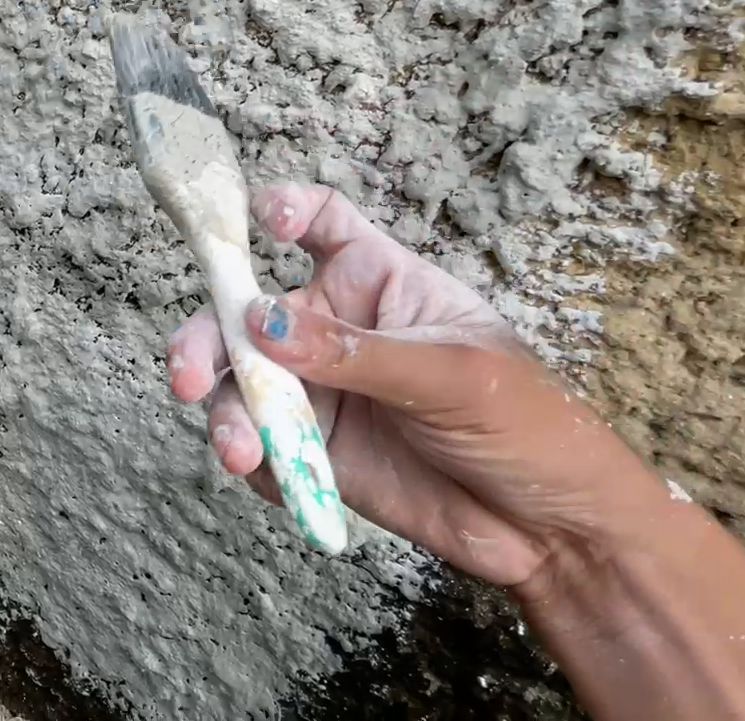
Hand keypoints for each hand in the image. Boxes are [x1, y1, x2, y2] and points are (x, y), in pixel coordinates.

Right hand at [167, 184, 662, 589]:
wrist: (555, 537)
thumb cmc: (532, 429)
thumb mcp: (451, 376)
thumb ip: (353, 351)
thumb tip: (258, 323)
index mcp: (374, 283)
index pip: (322, 223)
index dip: (284, 208)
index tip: (261, 222)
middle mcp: (326, 326)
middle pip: (240, 310)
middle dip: (203, 340)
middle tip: (188, 377)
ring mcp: (309, 384)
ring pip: (233, 378)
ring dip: (224, 411)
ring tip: (238, 449)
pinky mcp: (303, 439)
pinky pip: (253, 436)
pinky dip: (251, 455)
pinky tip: (274, 474)